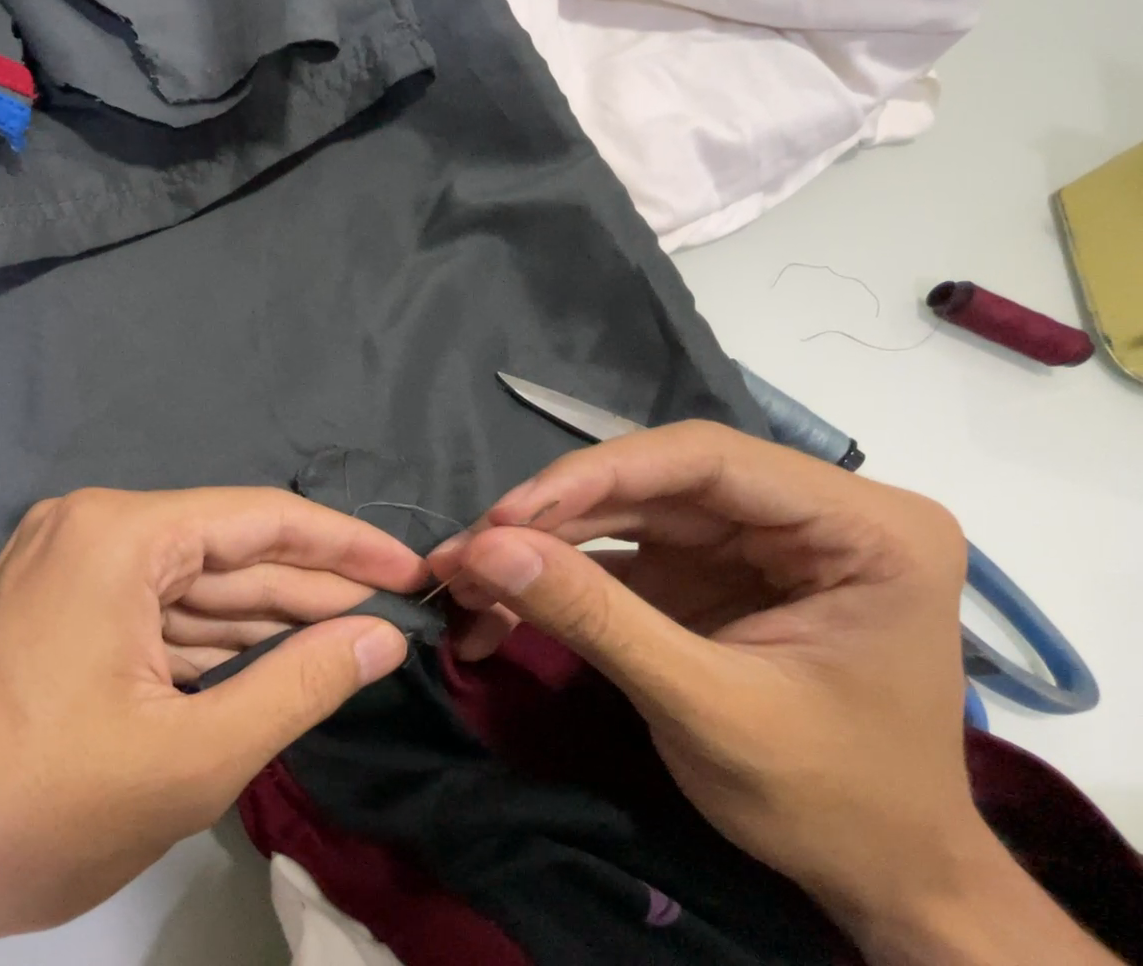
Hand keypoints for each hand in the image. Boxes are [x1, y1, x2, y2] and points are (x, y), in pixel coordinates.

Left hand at [0, 486, 425, 960]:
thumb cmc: (45, 806)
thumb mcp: (196, 754)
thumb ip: (301, 683)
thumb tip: (380, 637)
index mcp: (118, 535)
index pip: (260, 518)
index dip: (347, 546)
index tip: (414, 574)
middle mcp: (88, 528)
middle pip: (225, 551)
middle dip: (309, 590)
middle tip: (393, 624)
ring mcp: (63, 566)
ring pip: (188, 586)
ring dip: (263, 619)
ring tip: (349, 644)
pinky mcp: (52, 608)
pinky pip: (150, 613)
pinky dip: (208, 642)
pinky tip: (270, 662)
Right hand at [427, 422, 1116, 964]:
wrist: (876, 877)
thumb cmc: (828, 798)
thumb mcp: (705, 706)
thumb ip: (595, 619)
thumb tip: (483, 549)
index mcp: (863, 528)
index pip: (705, 460)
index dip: (592, 476)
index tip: (502, 518)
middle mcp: (808, 516)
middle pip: (653, 484)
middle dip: (550, 519)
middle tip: (462, 556)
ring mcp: (752, 546)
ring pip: (624, 515)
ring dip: (540, 547)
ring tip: (462, 578)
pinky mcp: (708, 578)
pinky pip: (618, 557)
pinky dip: (556, 580)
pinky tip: (496, 601)